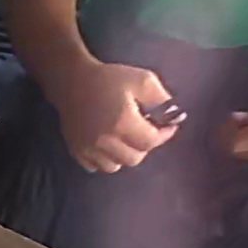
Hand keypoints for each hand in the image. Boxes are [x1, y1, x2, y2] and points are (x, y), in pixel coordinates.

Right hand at [48, 61, 181, 172]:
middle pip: (133, 158)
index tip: (167, 125)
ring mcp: (88, 149)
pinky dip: (104, 160)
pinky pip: (94, 167)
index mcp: (123, 123)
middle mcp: (105, 141)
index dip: (164, 135)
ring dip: (124, 156)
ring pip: (114, 167)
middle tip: (145, 132)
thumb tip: (175, 116)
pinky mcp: (77, 152)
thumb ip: (161, 99)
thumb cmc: (109, 79)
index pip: (150, 142)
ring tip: (125, 141)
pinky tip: (107, 147)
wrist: (73, 85)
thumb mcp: (143, 80)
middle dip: (144, 146)